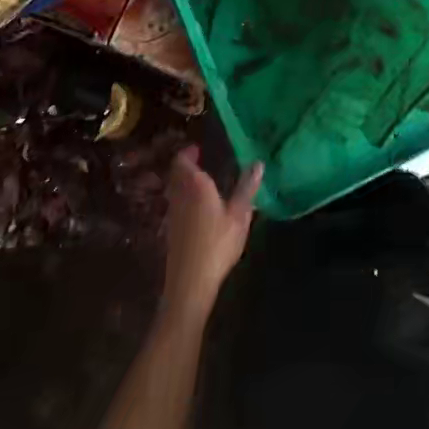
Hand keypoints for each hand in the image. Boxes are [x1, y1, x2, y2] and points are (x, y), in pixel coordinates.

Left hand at [163, 147, 261, 317]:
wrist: (190, 280)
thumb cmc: (218, 243)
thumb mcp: (240, 215)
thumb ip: (247, 188)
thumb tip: (258, 163)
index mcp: (195, 185)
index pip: (183, 160)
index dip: (189, 152)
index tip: (199, 148)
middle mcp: (179, 194)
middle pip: (177, 173)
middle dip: (186, 164)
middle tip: (202, 160)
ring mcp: (172, 211)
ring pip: (174, 187)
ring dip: (184, 180)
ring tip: (203, 180)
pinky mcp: (171, 228)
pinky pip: (176, 202)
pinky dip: (184, 196)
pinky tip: (199, 206)